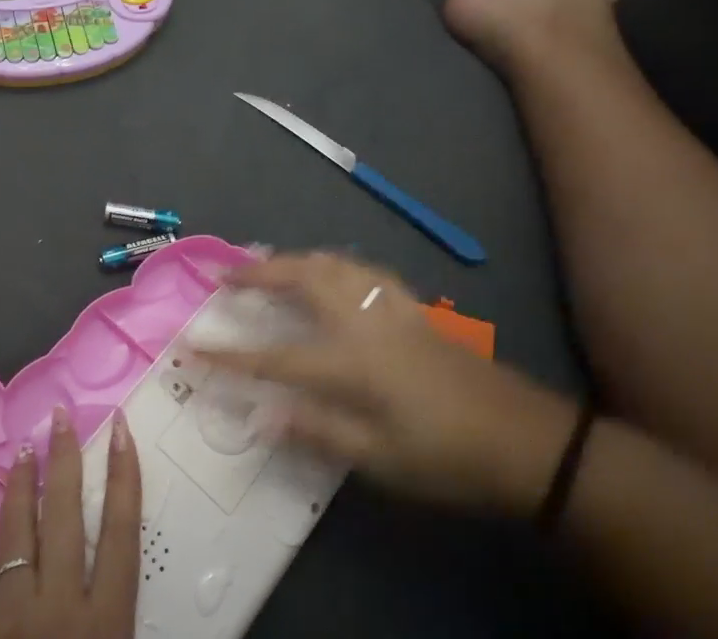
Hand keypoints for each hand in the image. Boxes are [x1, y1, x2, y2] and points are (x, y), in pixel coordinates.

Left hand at [0, 407, 141, 638]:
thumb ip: (118, 617)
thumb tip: (115, 569)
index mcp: (104, 619)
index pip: (120, 533)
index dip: (123, 476)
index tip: (119, 429)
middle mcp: (57, 604)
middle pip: (65, 519)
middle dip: (64, 461)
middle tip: (60, 416)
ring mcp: (9, 616)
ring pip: (16, 537)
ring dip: (20, 489)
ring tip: (23, 450)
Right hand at [198, 253, 575, 510]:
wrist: (527, 440)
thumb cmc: (446, 458)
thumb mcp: (379, 459)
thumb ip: (316, 430)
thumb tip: (258, 415)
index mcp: (351, 363)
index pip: (275, 357)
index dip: (229, 354)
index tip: (190, 345)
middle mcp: (366, 322)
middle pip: (303, 279)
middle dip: (258, 272)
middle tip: (224, 272)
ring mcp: (393, 309)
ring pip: (334, 264)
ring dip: (294, 258)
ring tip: (267, 263)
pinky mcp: (416, 308)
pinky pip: (364, 270)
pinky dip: (334, 263)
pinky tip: (331, 271)